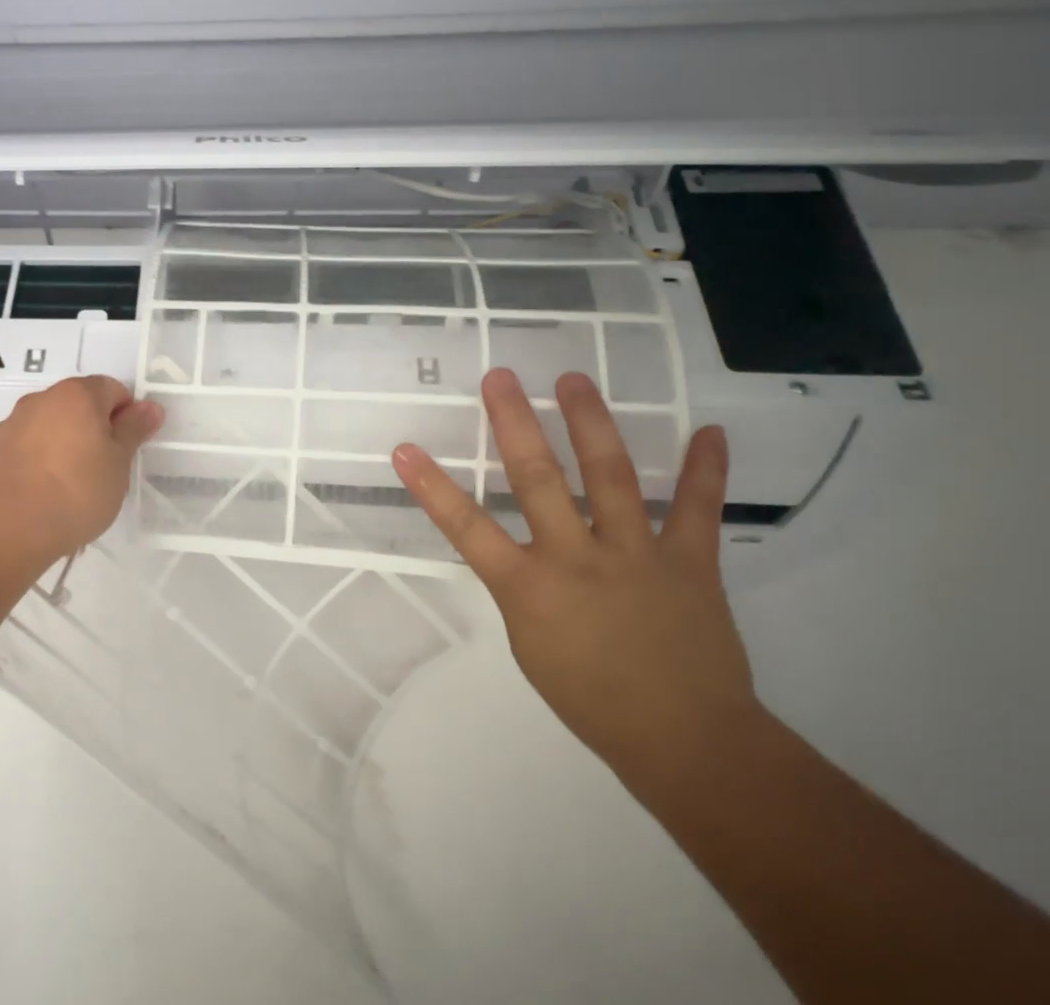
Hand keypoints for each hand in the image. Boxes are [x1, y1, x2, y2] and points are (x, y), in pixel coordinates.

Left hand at [0, 376, 163, 564]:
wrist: (7, 529)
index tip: (127, 449)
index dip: (126, 416)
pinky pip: (24, 450)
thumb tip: (149, 407)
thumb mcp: (118, 464)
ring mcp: (10, 426)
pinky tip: (42, 496)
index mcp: (75, 395)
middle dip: (93, 430)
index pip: (112, 389)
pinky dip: (37, 463)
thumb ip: (133, 430)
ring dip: (63, 446)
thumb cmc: (76, 493)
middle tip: (103, 470)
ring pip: (48, 428)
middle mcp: (39, 400)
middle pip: (76, 406)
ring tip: (70, 489)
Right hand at [392, 368, 761, 763]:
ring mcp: (636, 553)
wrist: (681, 736)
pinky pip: (697, 507)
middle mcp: (576, 558)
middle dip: (514, 424)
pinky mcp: (691, 560)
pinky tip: (708, 431)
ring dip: (590, 422)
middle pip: (537, 479)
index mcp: (527, 587)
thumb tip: (533, 560)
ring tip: (573, 380)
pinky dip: (705, 468)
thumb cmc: (590, 700)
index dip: (432, 486)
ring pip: (610, 475)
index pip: (466, 527)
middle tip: (500, 378)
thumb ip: (526, 593)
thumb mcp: (531, 646)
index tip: (405, 449)